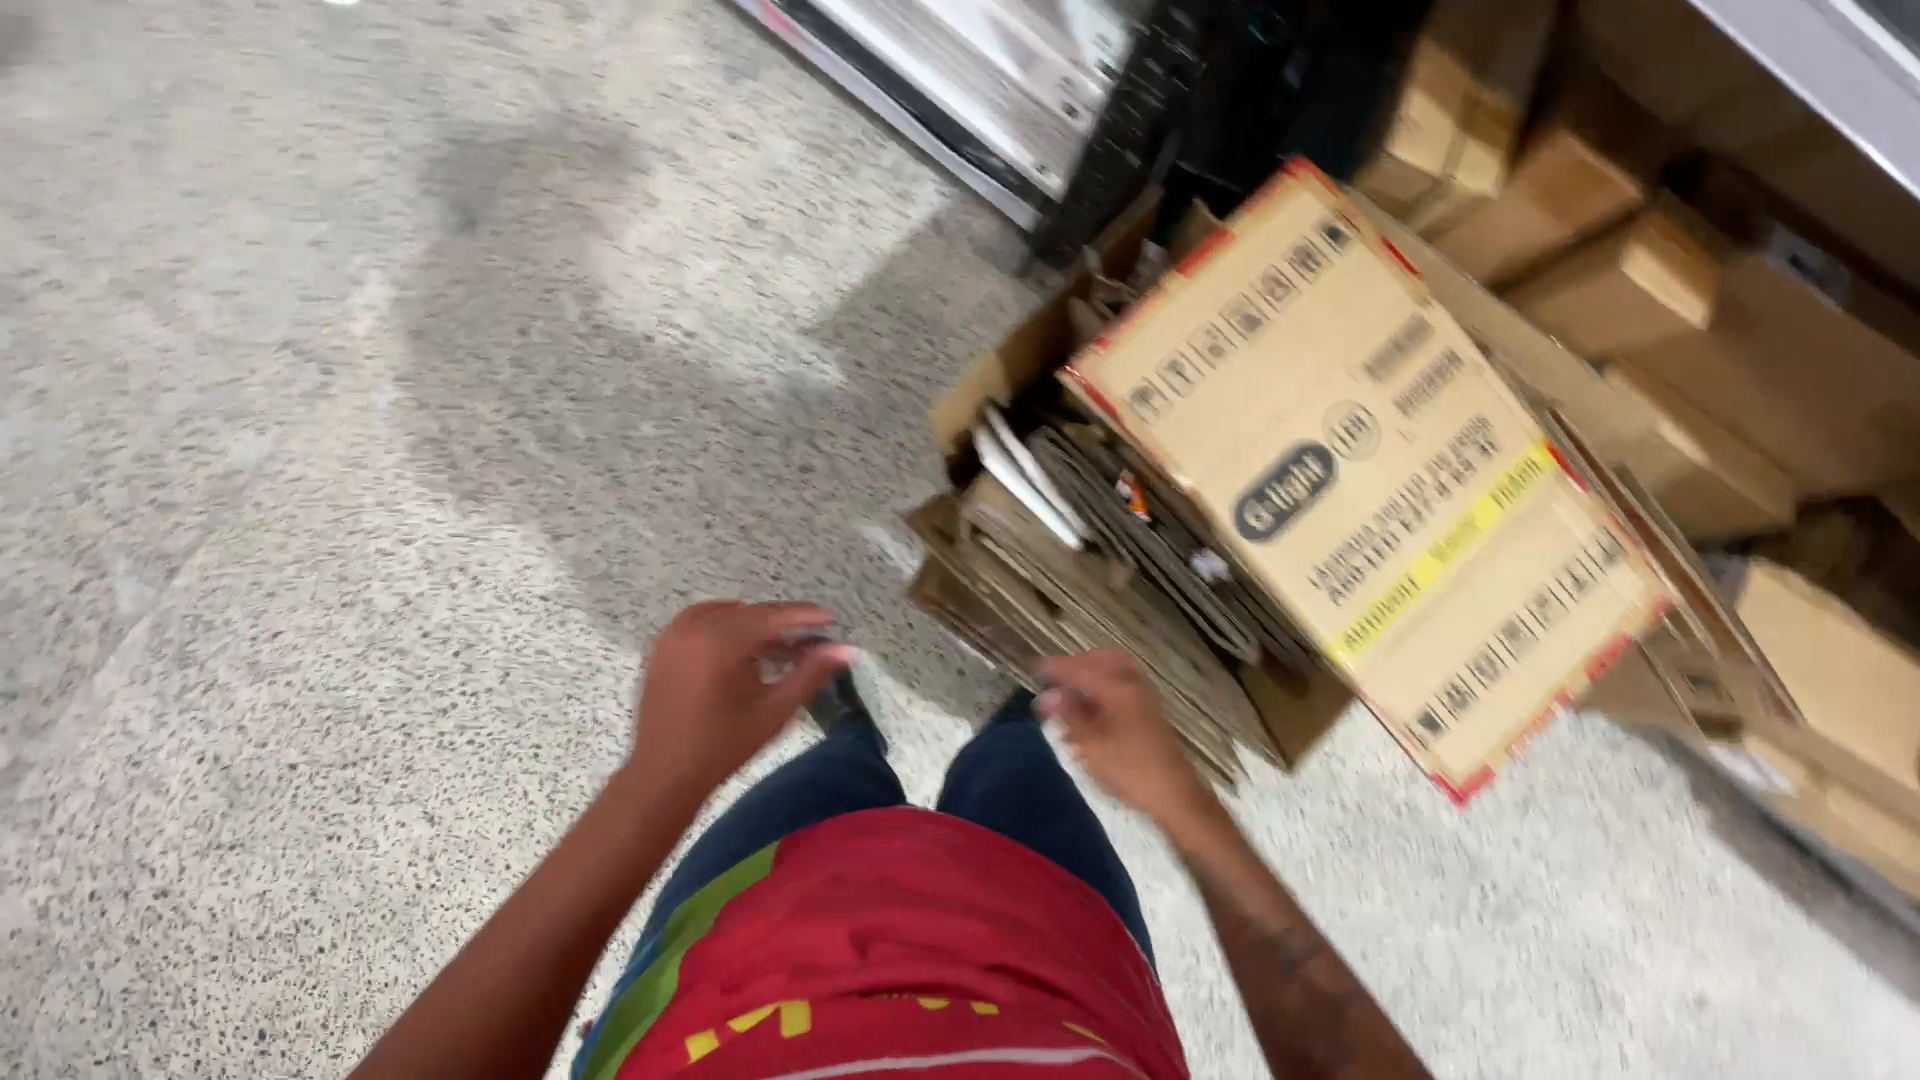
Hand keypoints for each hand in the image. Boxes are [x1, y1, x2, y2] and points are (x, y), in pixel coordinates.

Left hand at [625, 601, 853, 809]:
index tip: (831, 618)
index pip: (770, 616)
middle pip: (747, 613)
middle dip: (780, 622)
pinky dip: (723, 626)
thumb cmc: (724, 746)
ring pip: (723, 614)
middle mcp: (692, 630)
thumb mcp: (775, 710)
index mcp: (719, 642)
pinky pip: (698, 622)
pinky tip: (739, 649)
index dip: (803, 615)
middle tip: (809, 637)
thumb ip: (810, 674)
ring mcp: (672, 637)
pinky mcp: (661, 649)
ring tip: (776, 646)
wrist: (665, 775)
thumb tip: (844, 650)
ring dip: (751, 623)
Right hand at [1036, 649, 1212, 827]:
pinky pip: (1122, 686)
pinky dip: (1103, 687)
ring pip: (1114, 672)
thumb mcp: (1091, 745)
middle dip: (1078, 664)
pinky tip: (1090, 709)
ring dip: (1091, 675)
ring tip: (1070, 694)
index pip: (1081, 669)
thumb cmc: (1130, 770)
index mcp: (1118, 688)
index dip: (1056, 667)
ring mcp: (1145, 697)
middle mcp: (1134, 684)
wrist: (1176, 796)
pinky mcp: (1149, 712)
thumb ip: (1069, 716)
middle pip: (1103, 659)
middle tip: (1056, 679)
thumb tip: (1048, 696)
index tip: (1034, 667)